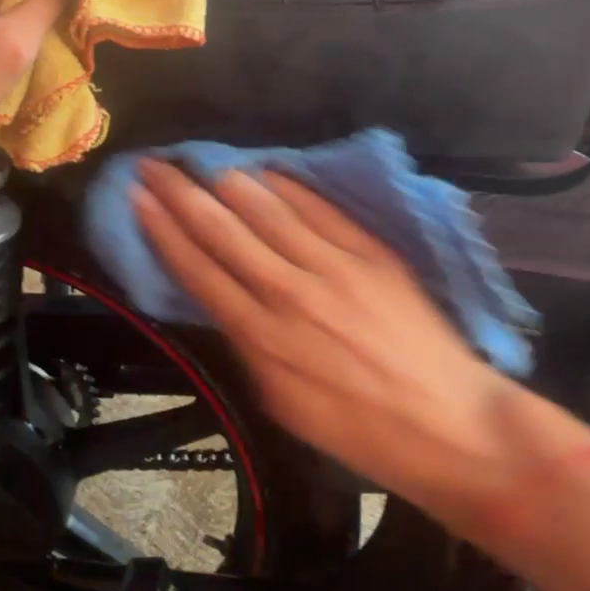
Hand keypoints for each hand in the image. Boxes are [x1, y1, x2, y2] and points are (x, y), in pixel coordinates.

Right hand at [131, 161, 525, 510]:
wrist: (451, 426)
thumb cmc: (360, 429)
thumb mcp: (283, 403)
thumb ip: (247, 345)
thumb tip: (222, 299)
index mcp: (263, 340)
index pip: (198, 269)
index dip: (163, 229)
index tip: (138, 199)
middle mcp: (290, 294)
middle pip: (221, 230)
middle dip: (179, 193)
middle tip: (152, 165)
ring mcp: (334, 267)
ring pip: (266, 209)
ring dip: (225, 181)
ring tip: (198, 161)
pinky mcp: (370, 252)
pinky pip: (318, 207)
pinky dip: (285, 186)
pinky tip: (263, 170)